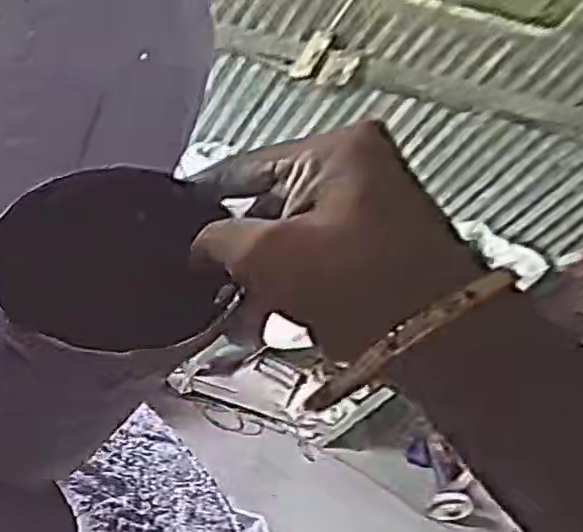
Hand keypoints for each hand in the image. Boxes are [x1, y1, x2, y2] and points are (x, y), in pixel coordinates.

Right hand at [188, 121, 484, 362]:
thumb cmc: (352, 278)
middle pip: (249, 214)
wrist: (417, 327)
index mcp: (333, 152)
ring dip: (242, 284)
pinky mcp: (345, 252)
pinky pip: (284, 268)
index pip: (236, 171)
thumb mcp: (261, 251)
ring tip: (236, 312)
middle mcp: (344, 174)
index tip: (165, 234)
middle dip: (225, 257)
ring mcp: (347, 214)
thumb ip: (212, 239)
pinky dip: (264, 296)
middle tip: (206, 285)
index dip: (195, 206)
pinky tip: (257, 320)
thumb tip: (195, 248)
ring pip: (262, 247)